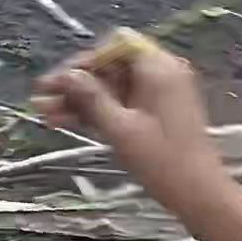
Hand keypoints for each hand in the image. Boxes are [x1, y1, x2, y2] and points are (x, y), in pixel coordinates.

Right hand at [31, 45, 231, 213]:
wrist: (200, 195)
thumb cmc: (161, 160)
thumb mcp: (120, 128)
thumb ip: (91, 97)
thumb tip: (65, 74)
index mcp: (158, 67)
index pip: (115, 45)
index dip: (85, 60)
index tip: (59, 80)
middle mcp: (160, 72)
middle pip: (110, 66)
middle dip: (75, 83)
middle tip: (41, 98)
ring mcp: (157, 93)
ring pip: (110, 87)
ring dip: (79, 99)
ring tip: (44, 113)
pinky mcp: (154, 112)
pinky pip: (120, 102)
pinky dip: (96, 111)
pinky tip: (64, 121)